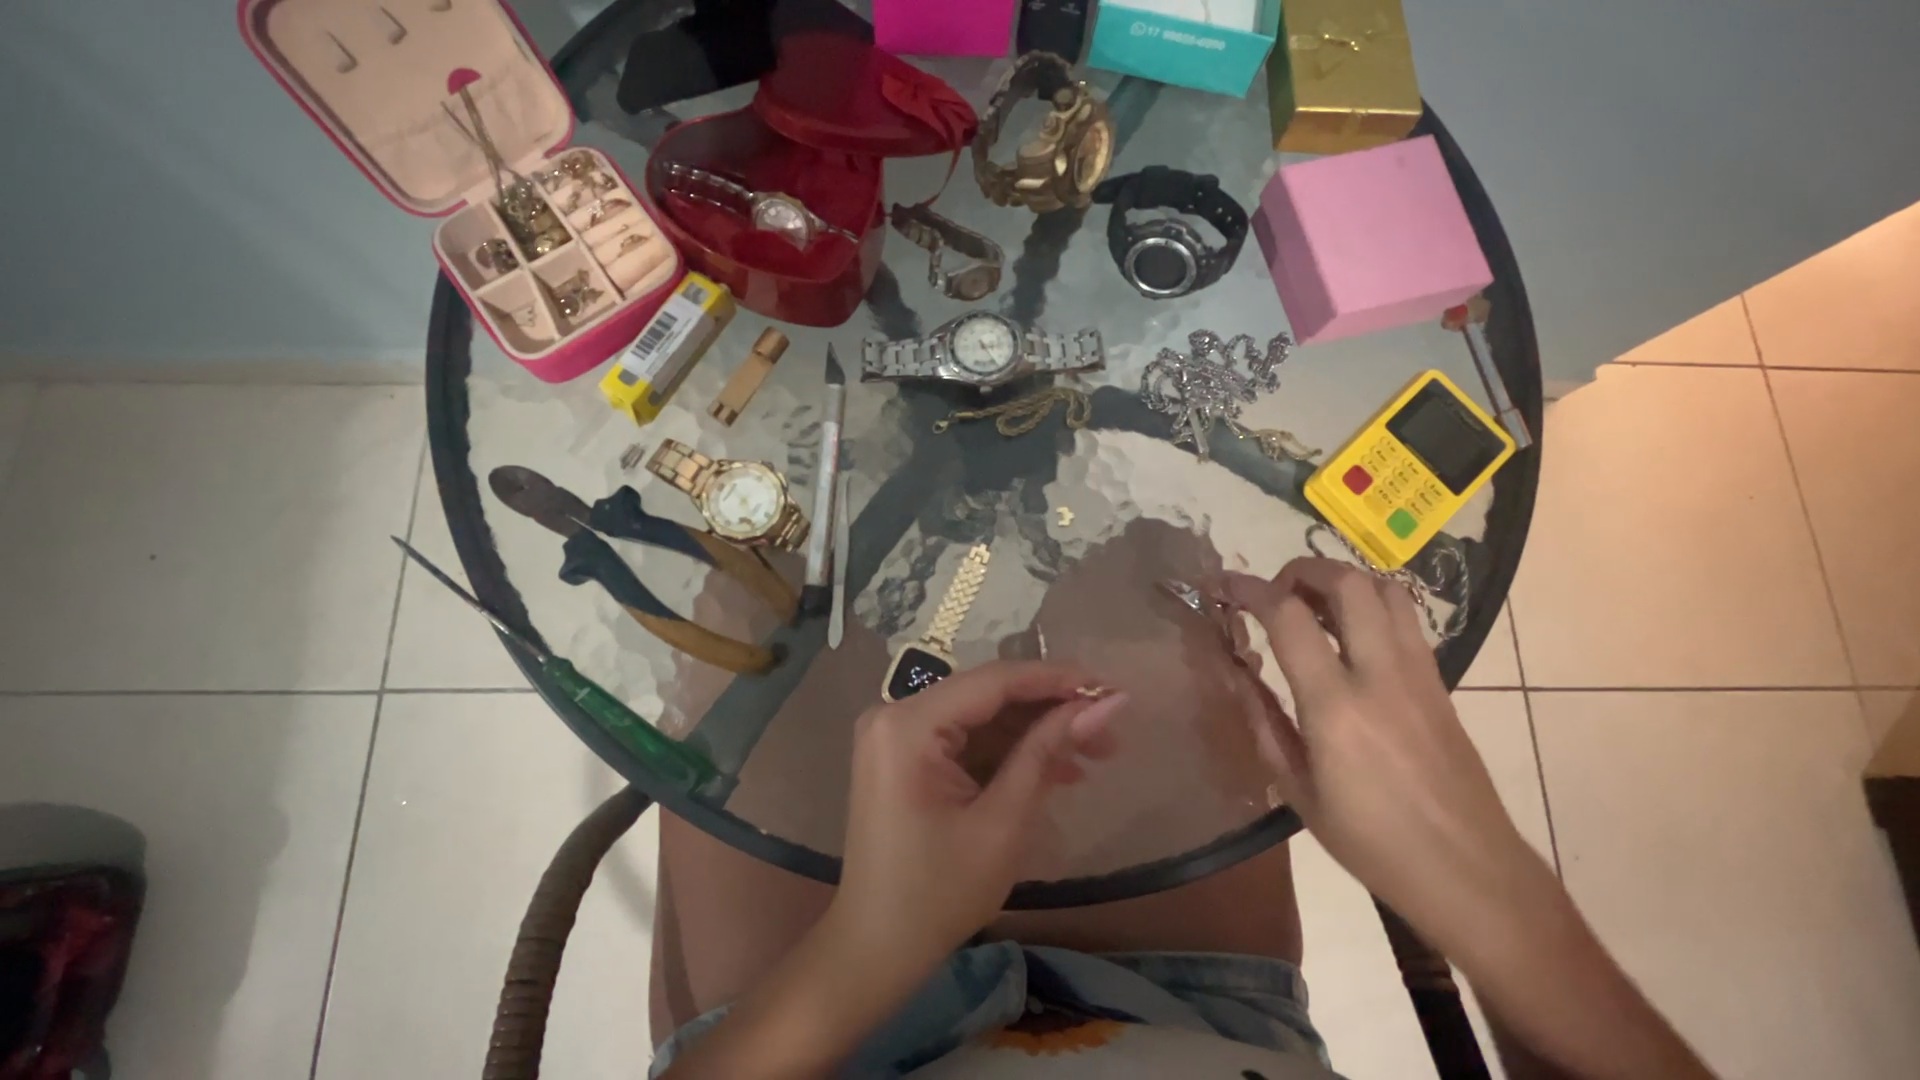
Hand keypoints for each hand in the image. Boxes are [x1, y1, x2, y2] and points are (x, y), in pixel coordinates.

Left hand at [830, 661, 1125, 982]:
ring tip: (1097, 755)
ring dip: (1036, 734)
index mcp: (907, 724)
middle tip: (1110, 732)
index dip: (1056, 679)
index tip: (1111, 688)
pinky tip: (1057, 770)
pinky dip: (1008, 754)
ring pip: (982, 718)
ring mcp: (896, 736)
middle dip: (1051, 711)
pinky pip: (965, 741)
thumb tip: (1107, 704)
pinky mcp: (905, 757)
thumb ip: (1048, 751)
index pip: (993, 681)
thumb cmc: (939, 892)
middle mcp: (894, 715)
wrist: (877, 948)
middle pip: (988, 697)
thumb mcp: (1002, 822)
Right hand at [1224, 559, 1557, 955]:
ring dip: (1342, 581)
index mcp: (1336, 706)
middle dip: (1301, 570)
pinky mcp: (1441, 682)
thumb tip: (1237, 670)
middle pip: (1347, 582)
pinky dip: (1372, 604)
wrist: (1469, 871)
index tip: (1223, 585)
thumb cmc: (1371, 842)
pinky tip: (1350, 635)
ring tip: (1312, 605)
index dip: (1249, 589)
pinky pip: (1406, 618)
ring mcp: (1418, 673)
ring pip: (1386, 589)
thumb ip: (1263, 721)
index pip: (1289, 616)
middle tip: (1274, 592)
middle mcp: (1381, 674)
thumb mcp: (1297, 791)